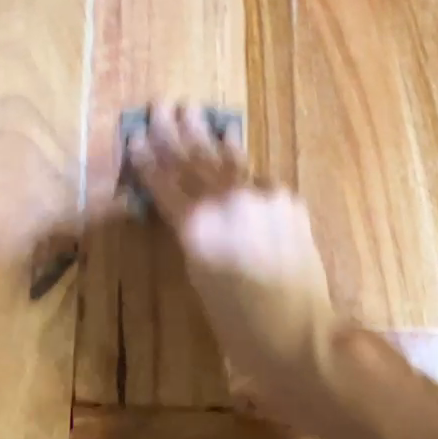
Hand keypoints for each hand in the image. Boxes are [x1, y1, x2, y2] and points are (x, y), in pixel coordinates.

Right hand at [128, 101, 340, 420]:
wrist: (301, 333)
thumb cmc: (237, 321)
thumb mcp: (197, 274)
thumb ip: (189, 232)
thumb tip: (183, 205)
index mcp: (195, 225)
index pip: (164, 182)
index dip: (148, 158)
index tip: (137, 134)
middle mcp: (224, 201)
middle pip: (192, 160)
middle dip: (174, 132)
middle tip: (161, 105)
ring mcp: (259, 195)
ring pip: (224, 159)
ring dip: (205, 134)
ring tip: (190, 110)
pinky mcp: (285, 197)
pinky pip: (254, 176)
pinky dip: (237, 161)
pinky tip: (226, 141)